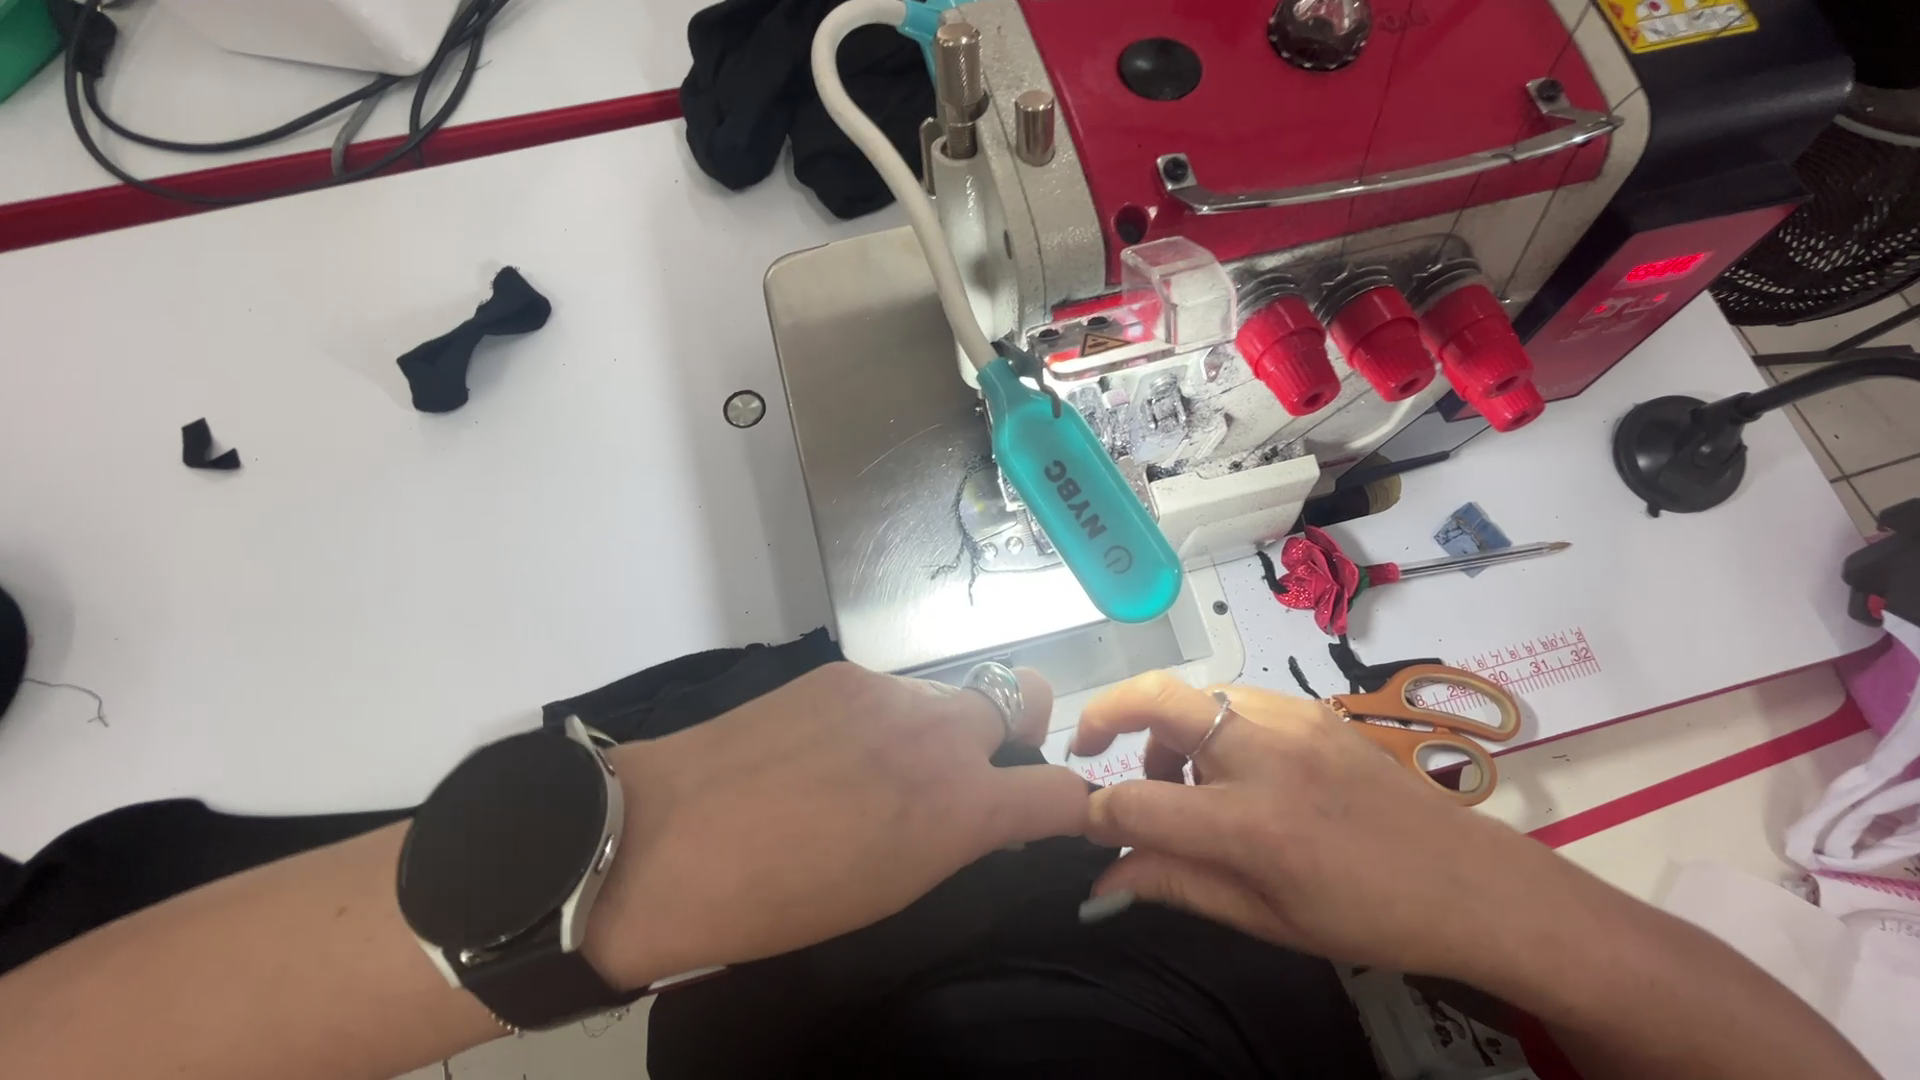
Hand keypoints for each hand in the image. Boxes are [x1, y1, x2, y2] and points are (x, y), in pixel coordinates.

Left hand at [583, 662, 1088, 986]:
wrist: (660, 841)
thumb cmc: (776, 900)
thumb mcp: (889, 890)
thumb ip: (953, 838)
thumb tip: (981, 816)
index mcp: (959, 804)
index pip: (1060, 790)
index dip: (1071, 804)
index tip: (1058, 814)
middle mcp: (938, 730)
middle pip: (1021, 696)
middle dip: (1015, 733)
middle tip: (970, 774)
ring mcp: (886, 690)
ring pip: (947, 696)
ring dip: (939, 730)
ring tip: (878, 772)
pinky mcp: (838, 672)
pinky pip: (888, 693)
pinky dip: (884, 720)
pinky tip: (830, 752)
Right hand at [1070, 671, 1564, 977]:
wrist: (1471, 884)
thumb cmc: (1366, 917)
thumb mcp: (1264, 918)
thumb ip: (1174, 884)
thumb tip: (1102, 881)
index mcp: (1252, 825)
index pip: (1137, 804)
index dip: (1097, 814)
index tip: (1085, 823)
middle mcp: (1264, 755)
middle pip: (1155, 699)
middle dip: (1103, 712)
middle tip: (1087, 745)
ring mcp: (1292, 720)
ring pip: (1193, 696)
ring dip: (1164, 731)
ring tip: (1182, 785)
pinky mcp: (1312, 709)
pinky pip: (1233, 700)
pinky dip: (1208, 726)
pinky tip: (1231, 770)